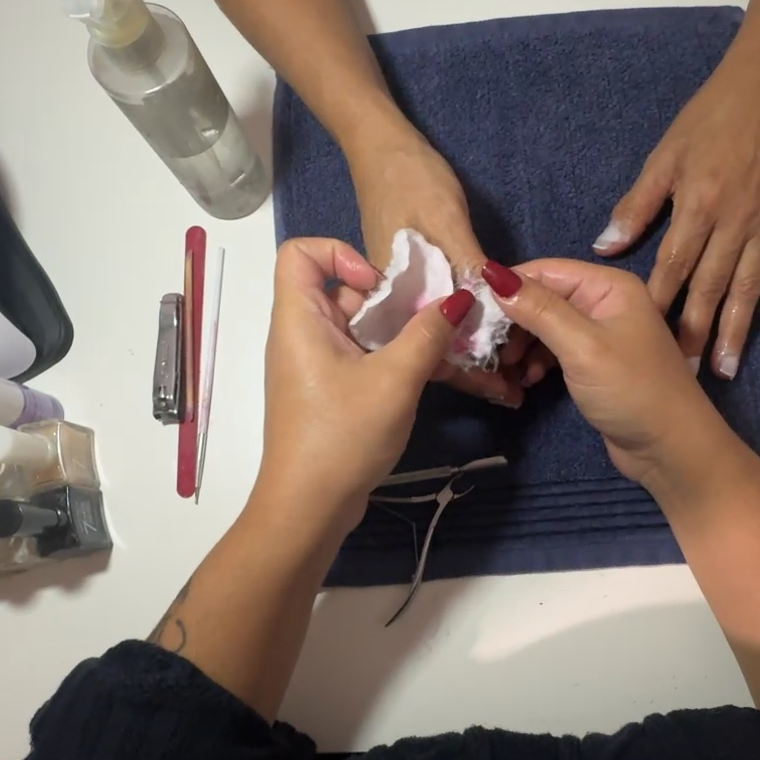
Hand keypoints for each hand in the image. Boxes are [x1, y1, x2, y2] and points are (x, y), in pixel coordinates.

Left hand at [256, 238, 474, 533]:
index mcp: (299, 319)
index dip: (341, 254)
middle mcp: (301, 335)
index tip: (379, 288)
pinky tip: (429, 373)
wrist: (309, 507)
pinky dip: (391, 358)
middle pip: (340, 290)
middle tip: (426, 321)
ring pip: (358, 327)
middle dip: (388, 300)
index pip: (301, 253)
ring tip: (437, 350)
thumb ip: (428, 334)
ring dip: (398, 333)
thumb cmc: (343, 435)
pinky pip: (360, 357)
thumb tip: (460, 298)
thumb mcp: (394, 380)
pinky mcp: (329, 392)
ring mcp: (314, 366)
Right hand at [344, 125, 532, 405]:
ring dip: (478, 353)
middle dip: (479, 373)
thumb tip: (490, 312)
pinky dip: (471, 328)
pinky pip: (444, 316)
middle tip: (517, 392)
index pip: (436, 350)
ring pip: (445, 336)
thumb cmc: (410, 182)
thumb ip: (467, 267)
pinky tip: (499, 336)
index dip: (472, 374)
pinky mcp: (416, 280)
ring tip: (517, 373)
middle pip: (442, 350)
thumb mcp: (446, 222)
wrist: (376, 144)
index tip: (505, 393)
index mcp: (400, 297)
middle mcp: (401, 303)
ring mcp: (408, 292)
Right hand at [480, 259, 734, 487]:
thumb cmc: (632, 391)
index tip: (471, 309)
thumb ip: (539, 310)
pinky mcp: (593, 364)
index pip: (545, 271)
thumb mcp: (582, 346)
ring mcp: (599, 335)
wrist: (671, 449)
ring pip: (544, 328)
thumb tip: (492, 274)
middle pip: (542, 298)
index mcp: (608, 286)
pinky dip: (535, 363)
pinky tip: (526, 381)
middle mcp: (603, 302)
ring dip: (520, 346)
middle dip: (511, 321)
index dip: (506, 286)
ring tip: (505, 370)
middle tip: (486, 349)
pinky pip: (554, 352)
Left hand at [594, 58, 759, 380]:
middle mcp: (733, 223)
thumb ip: (636, 206)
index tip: (645, 339)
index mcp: (698, 207)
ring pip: (748, 286)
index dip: (659, 303)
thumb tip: (605, 247)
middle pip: (712, 286)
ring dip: (738, 330)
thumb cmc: (706, 122)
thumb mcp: (663, 158)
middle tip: (688, 372)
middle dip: (698, 332)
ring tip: (727, 367)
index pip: (675, 265)